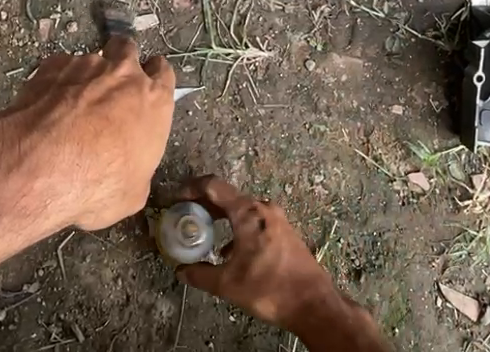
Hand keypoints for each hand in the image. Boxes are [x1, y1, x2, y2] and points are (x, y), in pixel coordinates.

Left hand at [0, 37, 174, 231]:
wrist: (43, 164)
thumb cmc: (98, 183)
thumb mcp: (133, 192)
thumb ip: (138, 165)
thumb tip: (128, 164)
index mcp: (154, 100)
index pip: (163, 72)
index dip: (155, 77)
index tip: (147, 85)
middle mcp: (123, 73)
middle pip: (128, 49)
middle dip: (120, 61)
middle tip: (109, 86)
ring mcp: (86, 64)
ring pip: (91, 59)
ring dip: (86, 77)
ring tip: (71, 106)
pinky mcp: (53, 65)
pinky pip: (60, 67)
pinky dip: (57, 82)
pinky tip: (47, 106)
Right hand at [173, 177, 385, 349]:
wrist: (313, 304)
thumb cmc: (269, 288)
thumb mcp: (228, 284)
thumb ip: (201, 274)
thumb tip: (180, 271)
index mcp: (247, 211)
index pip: (213, 185)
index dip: (191, 187)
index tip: (176, 197)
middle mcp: (262, 207)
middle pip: (227, 195)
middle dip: (204, 203)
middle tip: (185, 213)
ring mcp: (276, 218)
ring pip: (241, 208)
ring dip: (221, 216)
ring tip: (204, 230)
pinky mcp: (284, 231)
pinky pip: (254, 220)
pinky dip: (237, 227)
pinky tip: (229, 249)